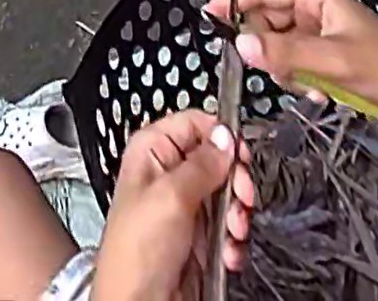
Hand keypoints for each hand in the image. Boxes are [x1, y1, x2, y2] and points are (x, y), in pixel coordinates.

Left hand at [92, 111, 254, 300]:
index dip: (220, 136)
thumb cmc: (136, 249)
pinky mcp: (196, 236)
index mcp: (152, 149)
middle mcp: (166, 173)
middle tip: (240, 198)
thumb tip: (224, 135)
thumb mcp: (172, 197)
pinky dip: (234, 241)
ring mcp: (183, 205)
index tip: (240, 155)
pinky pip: (227, 227)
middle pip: (216, 159)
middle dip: (234, 181)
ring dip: (237, 215)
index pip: (193, 123)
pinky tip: (228, 254)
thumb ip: (202, 164)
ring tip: (233, 232)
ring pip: (226, 194)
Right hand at [206, 0, 377, 141]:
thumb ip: (285, 52)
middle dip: (265, 47)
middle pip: (262, 21)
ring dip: (283, 68)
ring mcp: (315, 32)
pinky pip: (290, 62)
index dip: (230, 3)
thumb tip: (240, 44)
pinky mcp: (322, 55)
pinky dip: (297, 78)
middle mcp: (309, 8)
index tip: (208, 20)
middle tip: (276, 69)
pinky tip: (317, 91)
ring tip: (307, 84)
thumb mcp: (335, 61)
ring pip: (274, 45)